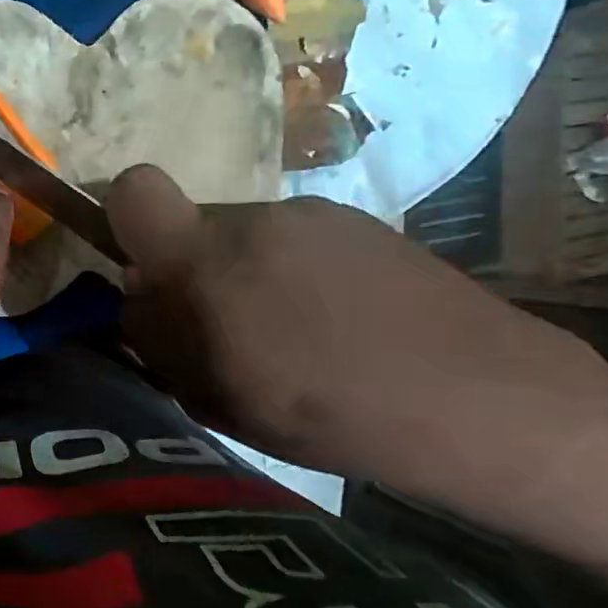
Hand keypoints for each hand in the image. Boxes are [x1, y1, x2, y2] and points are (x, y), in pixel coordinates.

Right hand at [105, 165, 607, 509]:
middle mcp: (257, 219)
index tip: (146, 278)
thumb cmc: (333, 416)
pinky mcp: (360, 224)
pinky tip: (335, 327)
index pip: (132, 190)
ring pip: (244, 236)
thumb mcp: (223, 400)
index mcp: (211, 262)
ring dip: (243, 277)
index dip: (123, 223)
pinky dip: (291, 276)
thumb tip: (138, 298)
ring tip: (289, 341)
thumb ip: (163, 340)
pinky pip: (293, 240)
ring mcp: (315, 215)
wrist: (484, 401)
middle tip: (224, 337)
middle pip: (191, 225)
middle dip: (190, 273)